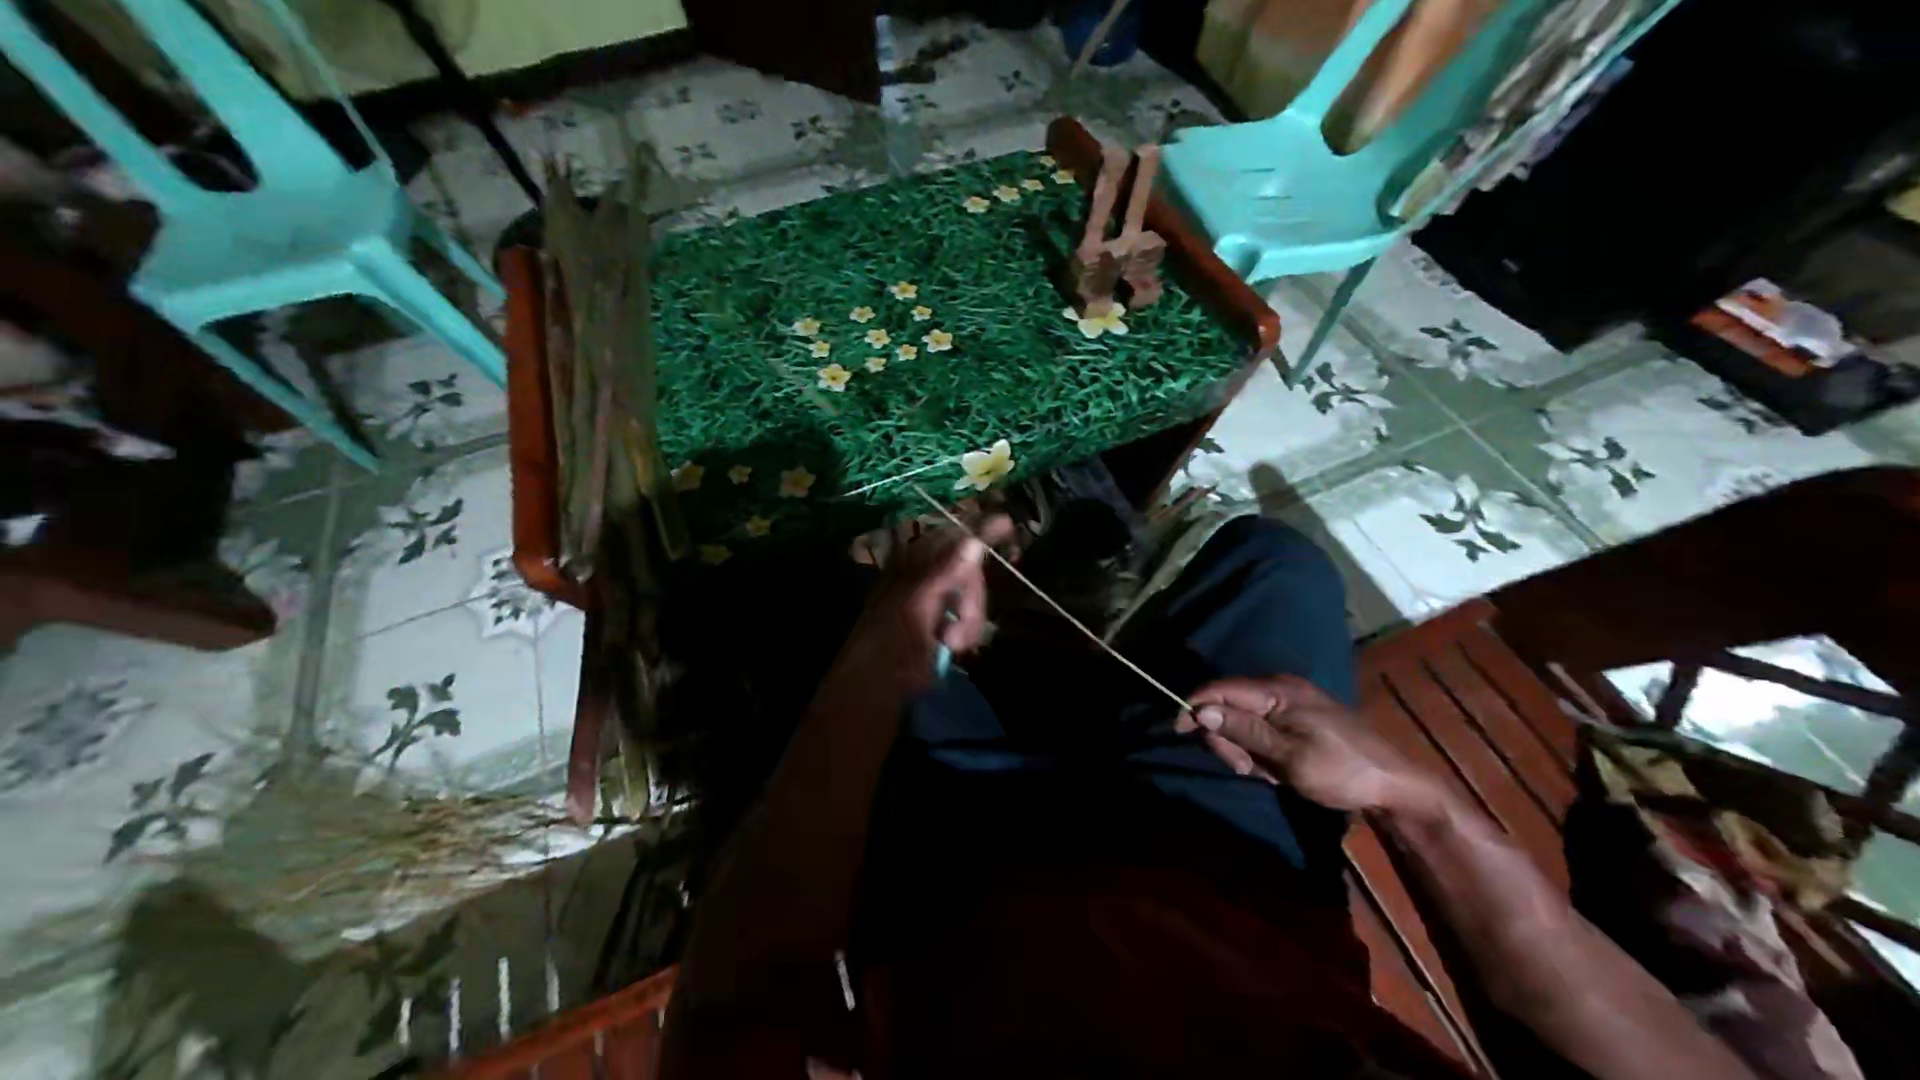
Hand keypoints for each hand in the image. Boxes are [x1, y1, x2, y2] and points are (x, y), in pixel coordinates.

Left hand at [831, 514, 1015, 697]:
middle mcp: (926, 576)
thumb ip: (946, 571)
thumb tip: (973, 540)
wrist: (876, 683)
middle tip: (964, 623)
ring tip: (953, 643)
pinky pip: (968, 618)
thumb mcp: (918, 603)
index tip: (1005, 523)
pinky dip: (967, 630)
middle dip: (973, 598)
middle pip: (967, 572)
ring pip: (971, 597)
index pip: (951, 538)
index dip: (978, 530)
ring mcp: (934, 601)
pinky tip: (955, 644)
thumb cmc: (890, 640)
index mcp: (914, 564)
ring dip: (969, 621)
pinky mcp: (942, 624)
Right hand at [1177, 674, 1438, 814]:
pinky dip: (1258, 750)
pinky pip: (1260, 729)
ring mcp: (1289, 704)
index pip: (1220, 689)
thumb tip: (1201, 710)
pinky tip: (1274, 769)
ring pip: (1242, 720)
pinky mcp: (1296, 719)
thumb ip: (1244, 730)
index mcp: (1278, 691)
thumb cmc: (1342, 770)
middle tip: (1243, 769)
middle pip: (1228, 705)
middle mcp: (1280, 689)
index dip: (1194, 707)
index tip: (1178, 732)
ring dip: (1243, 749)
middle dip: (1226, 737)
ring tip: (1266, 773)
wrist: (1396, 787)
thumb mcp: (1289, 755)